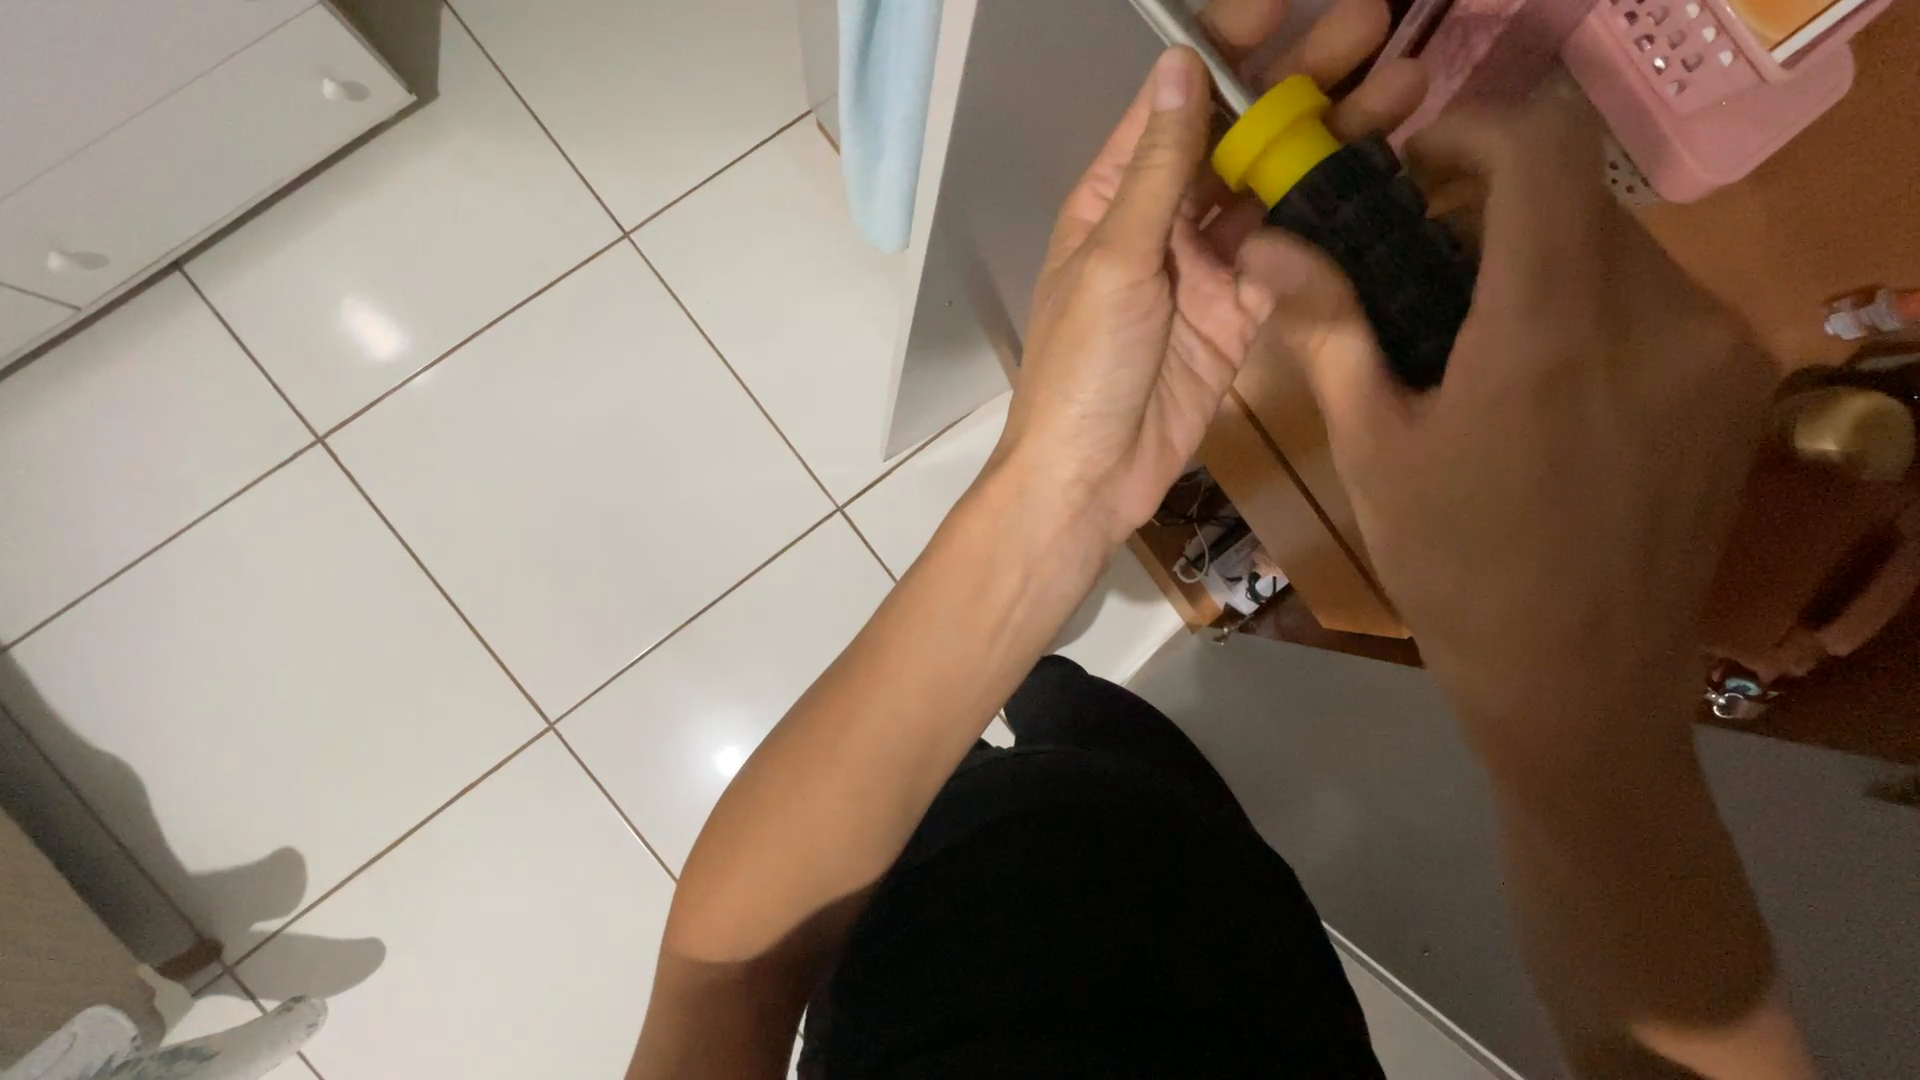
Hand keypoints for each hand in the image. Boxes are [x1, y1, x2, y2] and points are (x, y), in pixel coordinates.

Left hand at [991, 0, 1426, 550]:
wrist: (1091, 472)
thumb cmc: (1082, 367)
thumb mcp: (1113, 262)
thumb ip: (1153, 171)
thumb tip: (1176, 67)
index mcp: (1115, 199)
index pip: (1175, 104)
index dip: (1226, 49)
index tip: (1288, 6)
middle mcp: (1163, 222)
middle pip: (1236, 139)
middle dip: (1299, 85)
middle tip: (1377, 30)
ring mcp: (1205, 268)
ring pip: (1272, 190)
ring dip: (1328, 142)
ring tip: (1402, 88)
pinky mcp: (1239, 314)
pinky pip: (1288, 255)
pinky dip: (1326, 219)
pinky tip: (1376, 174)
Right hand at [1240, 86, 1776, 749]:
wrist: (1574, 678)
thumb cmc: (1450, 566)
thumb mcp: (1370, 447)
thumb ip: (1328, 328)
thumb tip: (1265, 248)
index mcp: (1551, 330)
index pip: (1543, 147)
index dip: (1474, 126)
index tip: (1411, 165)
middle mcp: (1660, 316)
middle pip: (1578, 195)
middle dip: (1491, 205)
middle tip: (1413, 264)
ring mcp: (1716, 350)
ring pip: (1618, 246)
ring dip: (1536, 257)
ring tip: (1466, 333)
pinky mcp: (1737, 385)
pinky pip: (1654, 300)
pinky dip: (1584, 303)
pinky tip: (1533, 380)